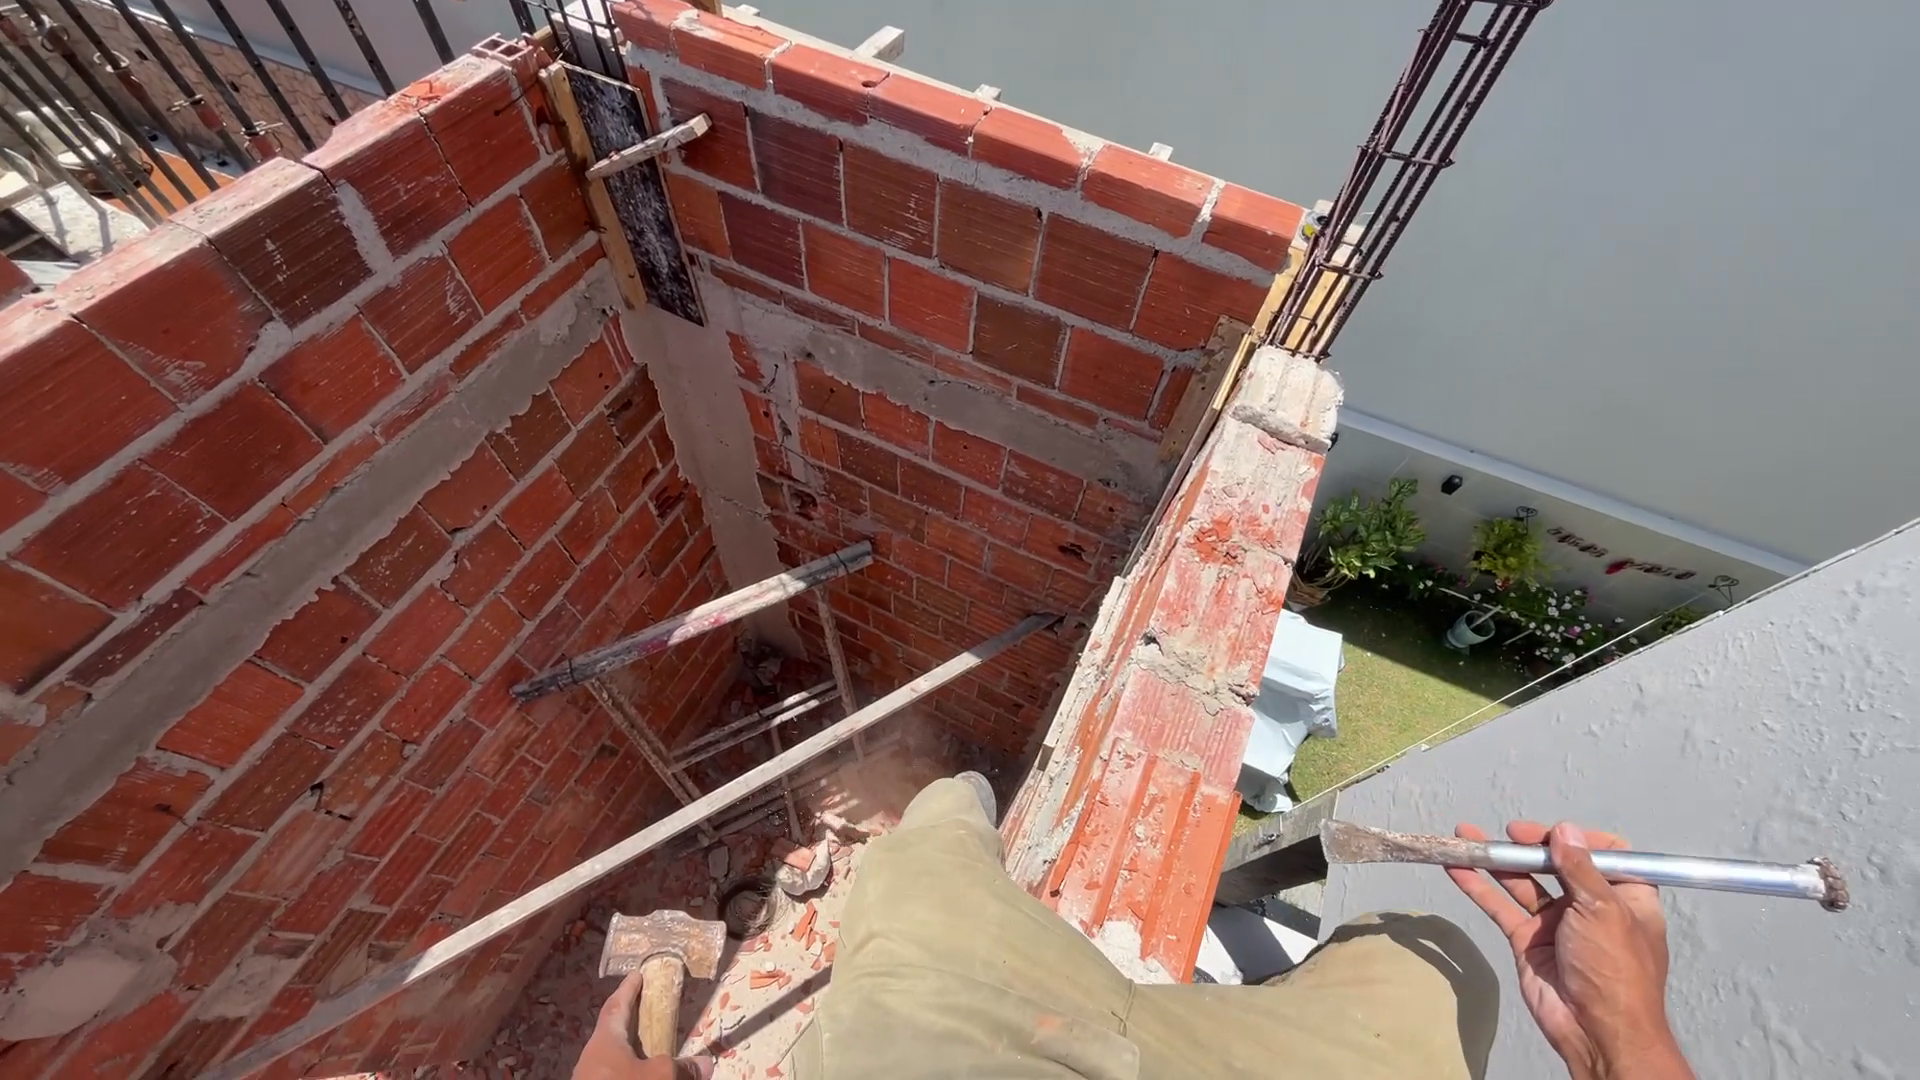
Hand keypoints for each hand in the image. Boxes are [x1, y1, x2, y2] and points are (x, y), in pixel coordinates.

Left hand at [571, 970, 715, 1079]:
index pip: (616, 1006)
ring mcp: (590, 1078)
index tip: (637, 974)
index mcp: (604, 1041)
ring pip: (613, 1055)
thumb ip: (682, 1067)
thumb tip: (706, 1064)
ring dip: (631, 1046)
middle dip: (630, 1017)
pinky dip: (630, 1067)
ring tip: (652, 1041)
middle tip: (649, 1004)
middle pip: (612, 1030)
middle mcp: (593, 1057)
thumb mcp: (659, 1076)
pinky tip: (644, 1072)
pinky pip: (614, 1073)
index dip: (628, 989)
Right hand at [1446, 821, 1693, 1079]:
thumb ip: (1579, 869)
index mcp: (1625, 901)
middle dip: (1532, 846)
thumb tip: (1565, 830)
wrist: (1596, 1030)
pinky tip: (1455, 865)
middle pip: (1557, 865)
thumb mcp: (1604, 912)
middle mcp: (1589, 908)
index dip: (1583, 841)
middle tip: (1512, 834)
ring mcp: (1555, 923)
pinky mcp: (1525, 937)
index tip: (1558, 835)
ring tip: (1466, 835)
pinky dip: (1476, 884)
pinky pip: (1498, 904)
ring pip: (1521, 881)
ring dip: (1496, 859)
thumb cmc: (1613, 968)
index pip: (1607, 858)